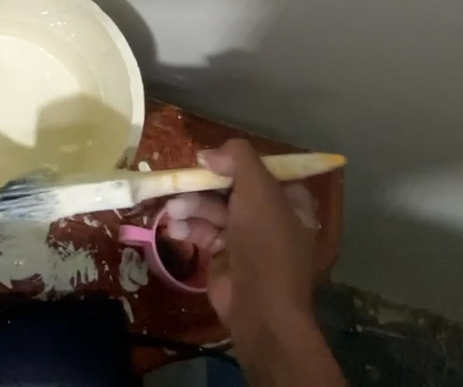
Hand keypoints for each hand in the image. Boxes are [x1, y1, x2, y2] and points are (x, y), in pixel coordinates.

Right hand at [163, 140, 319, 338]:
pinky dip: (187, 227)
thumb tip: (208, 154)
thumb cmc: (265, 242)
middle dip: (204, 185)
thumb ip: (237, 158)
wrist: (260, 308)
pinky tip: (175, 228)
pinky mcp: (224, 255)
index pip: (260, 170)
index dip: (234, 161)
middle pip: (230, 186)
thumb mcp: (258, 189)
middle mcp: (268, 216)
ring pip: (212, 208)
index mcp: (287, 201)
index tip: (210, 159)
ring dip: (191, 206)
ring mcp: (246, 238)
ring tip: (175, 211)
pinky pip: (203, 230)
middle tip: (183, 182)